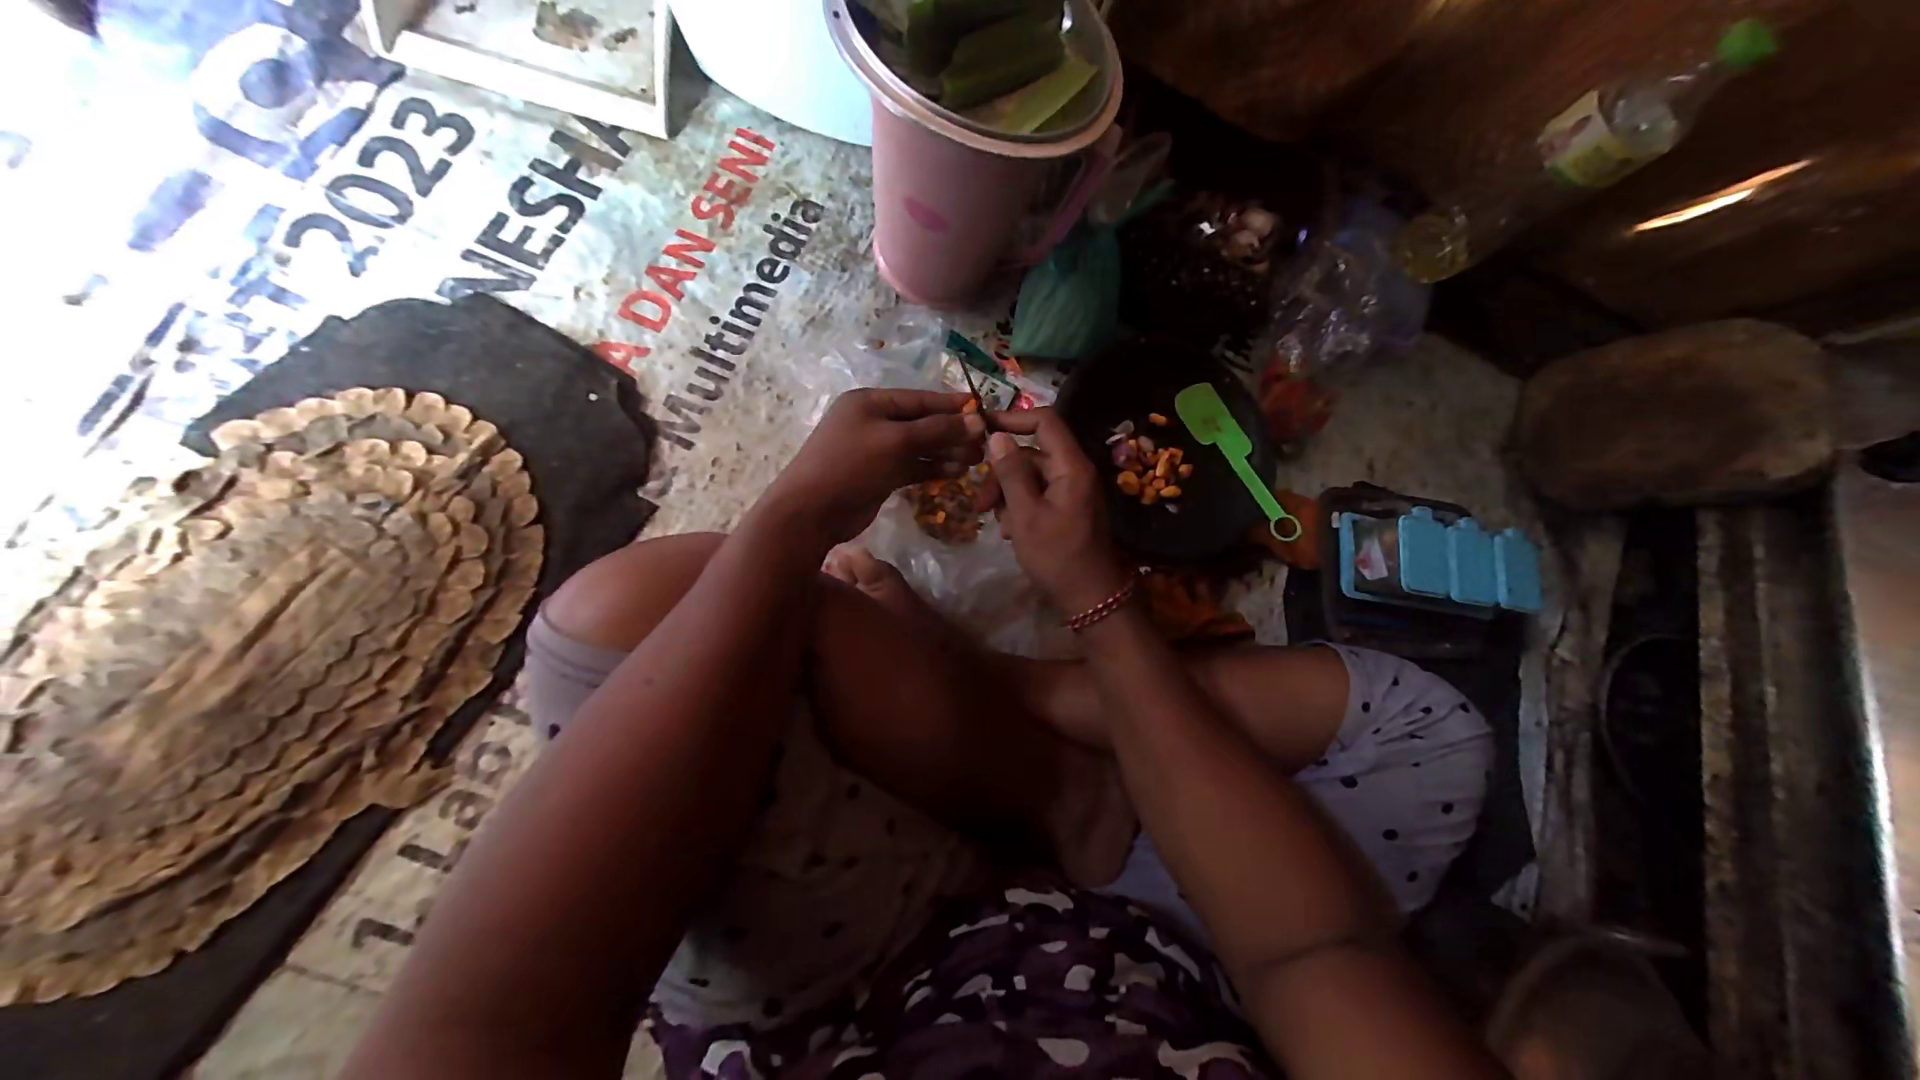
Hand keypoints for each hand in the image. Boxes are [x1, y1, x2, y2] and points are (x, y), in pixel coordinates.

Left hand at [763, 388, 985, 546]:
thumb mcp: (896, 441)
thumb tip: (976, 421)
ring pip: (918, 447)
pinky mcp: (878, 476)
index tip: (982, 410)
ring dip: (946, 452)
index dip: (951, 405)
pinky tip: (956, 473)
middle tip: (983, 443)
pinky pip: (911, 467)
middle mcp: (872, 421)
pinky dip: (932, 468)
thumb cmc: (851, 465)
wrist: (811, 512)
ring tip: (975, 461)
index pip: (919, 399)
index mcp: (870, 402)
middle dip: (952, 432)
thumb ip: (937, 430)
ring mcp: (875, 450)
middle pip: (921, 422)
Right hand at [982, 408, 1133, 614]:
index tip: (981, 428)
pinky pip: (1038, 496)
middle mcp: (1075, 472)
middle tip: (981, 504)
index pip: (1045, 421)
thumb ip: (1011, 473)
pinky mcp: (1066, 509)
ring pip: (1031, 477)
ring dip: (1008, 495)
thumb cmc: (1057, 556)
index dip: (1012, 418)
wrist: (1088, 599)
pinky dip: (1020, 508)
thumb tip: (996, 435)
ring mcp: (1072, 492)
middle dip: (1002, 473)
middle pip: (1032, 454)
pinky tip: (1011, 532)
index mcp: (1072, 466)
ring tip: (998, 525)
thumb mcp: (1026, 514)